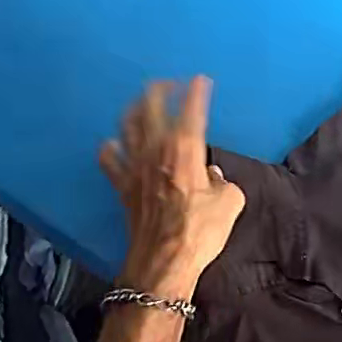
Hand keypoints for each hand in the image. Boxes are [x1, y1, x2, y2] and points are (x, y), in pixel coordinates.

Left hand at [99, 76, 244, 301]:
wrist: (164, 261)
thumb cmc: (201, 230)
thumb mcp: (230, 202)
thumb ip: (222, 181)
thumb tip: (211, 174)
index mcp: (185, 151)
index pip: (191, 113)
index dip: (195, 93)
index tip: (199, 80)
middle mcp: (156, 152)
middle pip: (151, 110)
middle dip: (158, 91)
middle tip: (166, 83)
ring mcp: (134, 168)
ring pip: (128, 127)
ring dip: (135, 111)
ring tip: (141, 103)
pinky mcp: (122, 187)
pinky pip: (110, 161)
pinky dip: (110, 149)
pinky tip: (111, 144)